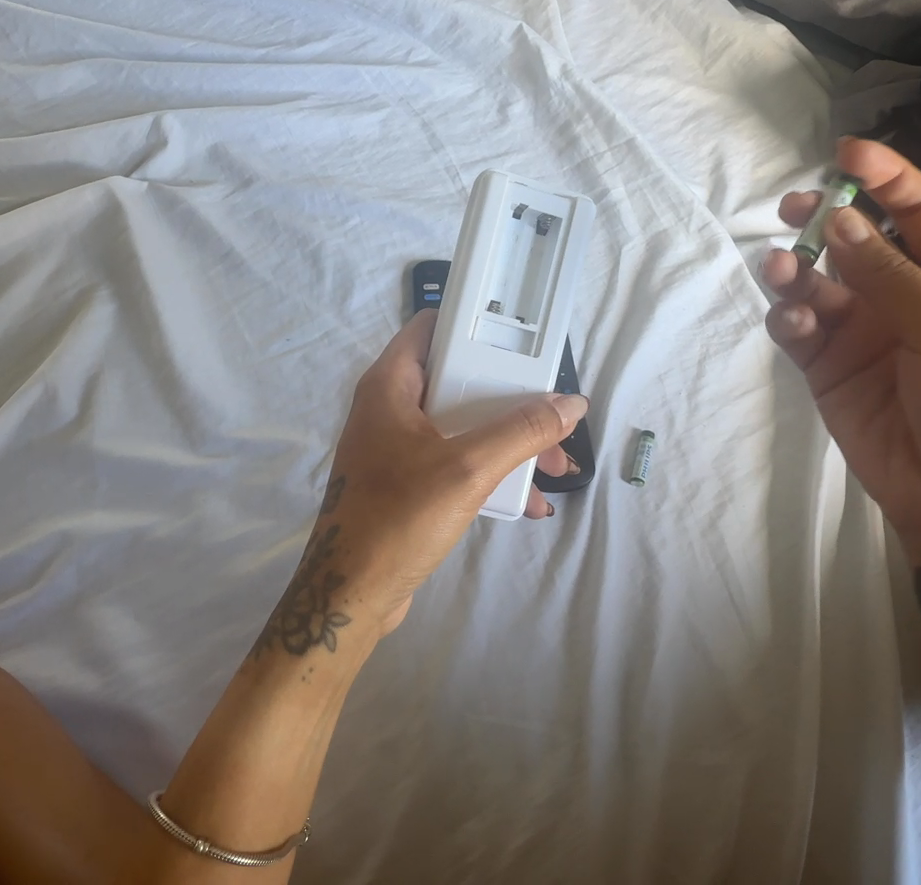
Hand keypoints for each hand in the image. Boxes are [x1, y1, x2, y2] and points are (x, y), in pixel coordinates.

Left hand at [274, 310, 586, 647]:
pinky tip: (527, 502)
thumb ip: (523, 431)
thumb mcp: (468, 468)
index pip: (432, 327)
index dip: (475, 324)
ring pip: (463, 426)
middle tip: (552, 414)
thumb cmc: (399, 518)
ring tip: (555, 467)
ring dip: (509, 442)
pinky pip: (455, 462)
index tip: (522, 335)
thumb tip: (570, 404)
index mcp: (390, 386)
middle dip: (511, 398)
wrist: (349, 596)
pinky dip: (490, 474)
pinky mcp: (405, 484)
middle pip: (458, 380)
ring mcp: (396, 448)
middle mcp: (389, 408)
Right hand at [763, 140, 920, 549]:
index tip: (844, 153)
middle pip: (856, 240)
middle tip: (795, 209)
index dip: (884, 177)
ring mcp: (860, 331)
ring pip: (816, 281)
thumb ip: (891, 277)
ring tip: (781, 269)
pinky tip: (793, 321)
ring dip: (795, 269)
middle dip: (824, 219)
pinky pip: (798, 326)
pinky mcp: (826, 366)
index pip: (918, 212)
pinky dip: (788, 316)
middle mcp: (903, 296)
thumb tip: (836, 221)